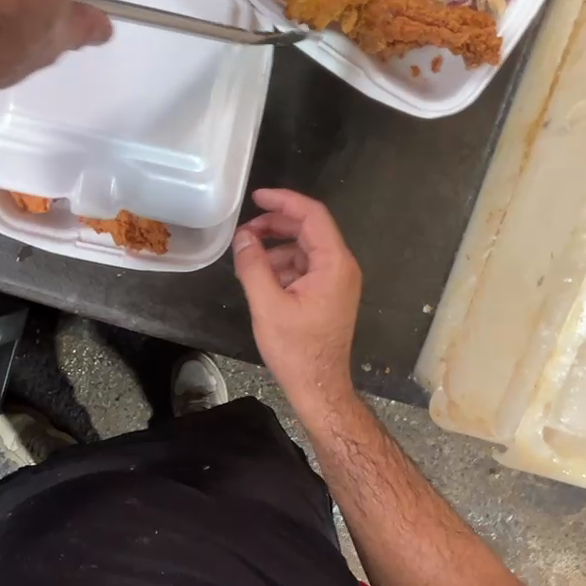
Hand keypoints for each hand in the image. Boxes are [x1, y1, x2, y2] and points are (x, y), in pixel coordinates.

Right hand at [232, 189, 362, 413]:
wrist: (318, 387)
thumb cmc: (296, 350)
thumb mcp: (267, 305)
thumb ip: (253, 266)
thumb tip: (243, 237)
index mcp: (334, 264)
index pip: (312, 215)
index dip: (283, 202)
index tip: (256, 197)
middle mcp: (342, 267)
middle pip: (309, 230)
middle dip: (276, 226)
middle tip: (245, 231)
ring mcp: (338, 282)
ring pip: (305, 250)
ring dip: (277, 249)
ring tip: (248, 260)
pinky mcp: (329, 296)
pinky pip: (306, 269)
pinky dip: (284, 267)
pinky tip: (262, 280)